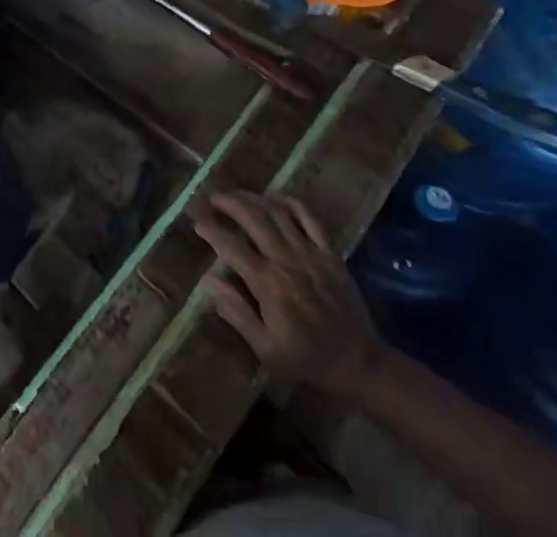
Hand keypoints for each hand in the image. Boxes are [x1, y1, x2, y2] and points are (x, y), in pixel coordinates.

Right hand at [192, 191, 386, 395]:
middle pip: (254, 219)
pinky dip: (292, 203)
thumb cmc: (305, 358)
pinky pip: (311, 219)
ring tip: (237, 194)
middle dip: (230, 203)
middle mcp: (287, 261)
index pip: (231, 247)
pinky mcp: (330, 254)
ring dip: (254, 198)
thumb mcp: (264, 347)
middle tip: (212, 197)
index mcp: (267, 284)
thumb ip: (236, 312)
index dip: (211, 231)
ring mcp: (311, 254)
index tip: (196, 222)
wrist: (359, 362)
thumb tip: (209, 281)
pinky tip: (277, 197)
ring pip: (278, 213)